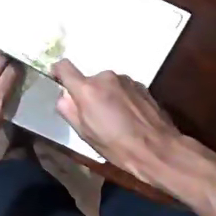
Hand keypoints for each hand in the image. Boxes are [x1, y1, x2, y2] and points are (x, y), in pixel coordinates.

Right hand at [51, 60, 189, 188]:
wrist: (156, 148)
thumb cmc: (116, 146)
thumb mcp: (86, 134)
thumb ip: (70, 111)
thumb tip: (64, 97)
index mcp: (87, 89)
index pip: (64, 67)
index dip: (58, 72)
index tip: (58, 80)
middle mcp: (106, 77)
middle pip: (89, 80)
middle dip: (89, 94)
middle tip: (95, 116)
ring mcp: (126, 79)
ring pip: (108, 84)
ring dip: (107, 96)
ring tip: (115, 119)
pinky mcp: (141, 85)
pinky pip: (123, 89)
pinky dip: (122, 98)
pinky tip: (130, 117)